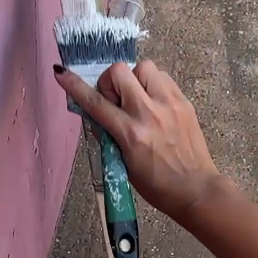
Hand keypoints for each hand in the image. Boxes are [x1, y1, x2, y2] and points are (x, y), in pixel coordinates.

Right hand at [54, 59, 226, 222]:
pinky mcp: (184, 102)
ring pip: (143, 66)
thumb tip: (95, 114)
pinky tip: (154, 102)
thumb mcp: (123, 165)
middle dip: (111, 81)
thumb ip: (108, 135)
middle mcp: (149, 113)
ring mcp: (169, 104)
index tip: (61, 73)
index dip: (74, 86)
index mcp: (131, 134)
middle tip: (116, 100)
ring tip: (138, 99)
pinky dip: (153, 84)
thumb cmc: (157, 185)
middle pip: (119, 71)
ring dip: (135, 79)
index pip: (96, 103)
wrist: (197, 190)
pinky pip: (162, 77)